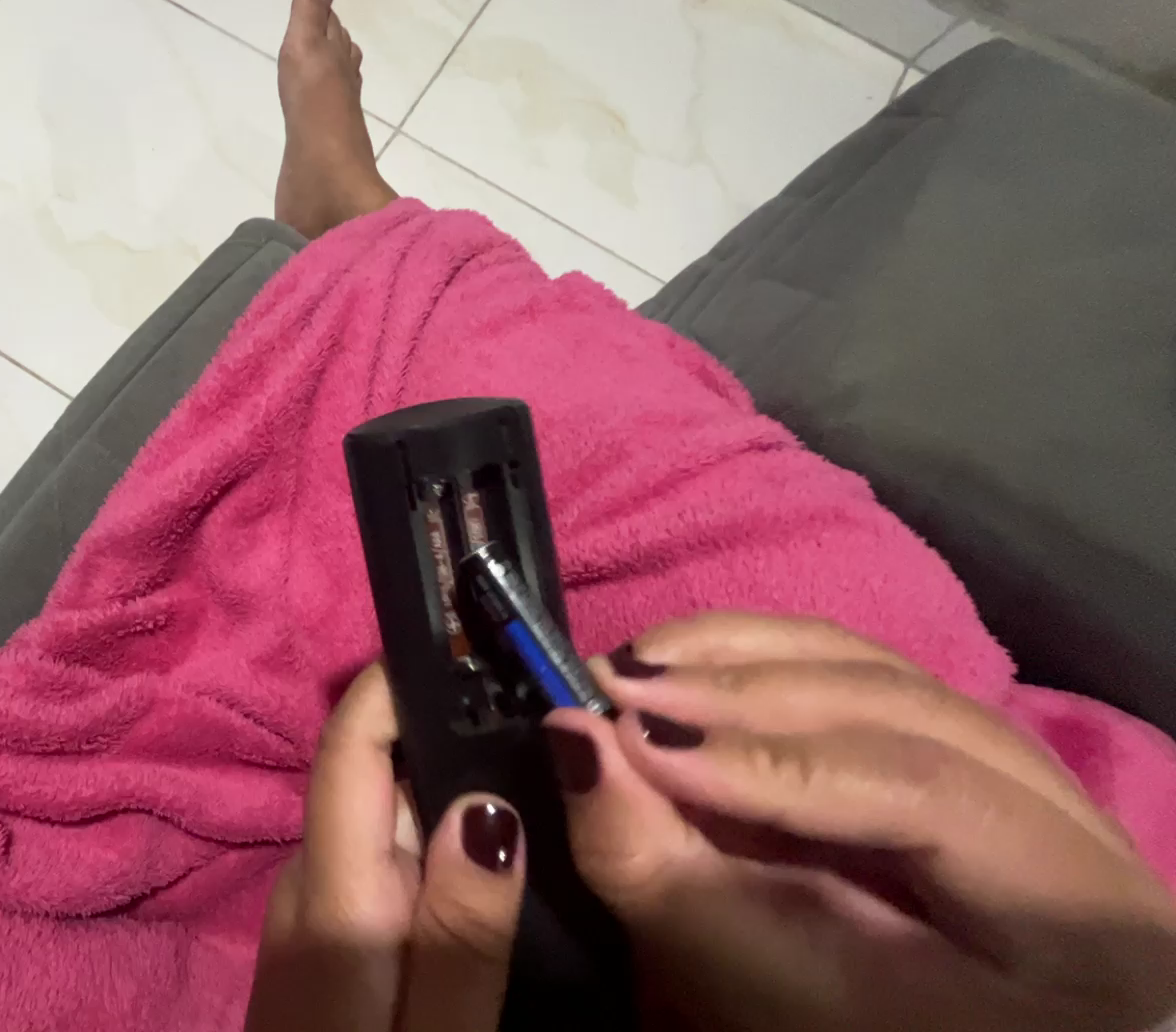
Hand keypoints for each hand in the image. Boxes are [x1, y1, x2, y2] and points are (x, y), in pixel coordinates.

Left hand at [245, 665, 525, 1031]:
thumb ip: (461, 934)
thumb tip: (486, 800)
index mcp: (329, 887)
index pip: (347, 746)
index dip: (395, 682)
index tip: (467, 640)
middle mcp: (307, 873)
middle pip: (375, 775)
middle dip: (448, 741)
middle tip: (540, 724)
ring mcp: (309, 902)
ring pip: (381, 817)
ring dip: (443, 794)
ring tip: (532, 783)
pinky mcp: (322, 929)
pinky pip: (378, 857)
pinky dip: (426, 844)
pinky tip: (480, 865)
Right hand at [543, 612, 1175, 1031]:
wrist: (878, 1007)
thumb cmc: (814, 1014)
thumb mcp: (721, 957)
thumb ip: (641, 851)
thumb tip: (570, 730)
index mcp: (1072, 915)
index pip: (928, 796)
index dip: (769, 761)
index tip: (636, 738)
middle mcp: (1065, 813)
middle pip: (894, 703)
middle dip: (733, 688)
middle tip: (613, 685)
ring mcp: (1001, 753)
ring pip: (862, 660)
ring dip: (727, 652)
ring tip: (628, 664)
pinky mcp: (926, 722)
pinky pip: (835, 657)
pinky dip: (739, 648)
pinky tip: (670, 659)